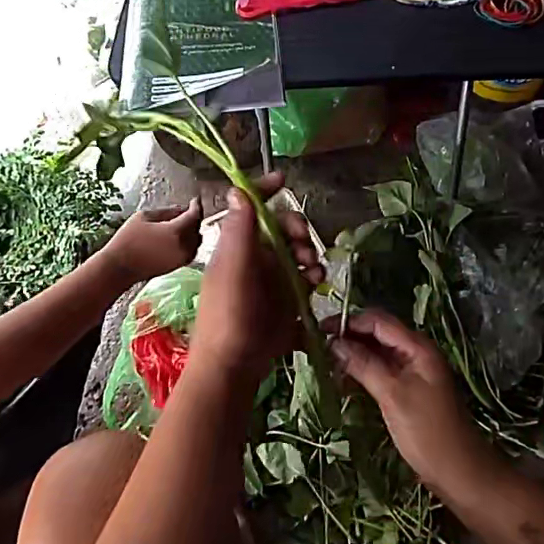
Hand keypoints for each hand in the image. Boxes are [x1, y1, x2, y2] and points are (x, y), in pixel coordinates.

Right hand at [102, 201, 202, 280]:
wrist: (120, 267)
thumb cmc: (127, 240)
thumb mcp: (144, 217)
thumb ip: (166, 211)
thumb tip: (181, 209)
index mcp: (176, 231)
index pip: (194, 215)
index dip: (196, 205)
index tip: (194, 200)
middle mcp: (184, 245)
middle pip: (197, 226)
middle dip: (193, 217)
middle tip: (186, 210)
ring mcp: (183, 257)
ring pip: (197, 239)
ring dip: (193, 230)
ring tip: (182, 223)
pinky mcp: (180, 265)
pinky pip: (192, 250)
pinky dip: (190, 242)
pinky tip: (180, 238)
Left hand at [189, 174, 322, 379]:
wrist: (235, 363)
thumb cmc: (228, 314)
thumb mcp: (232, 269)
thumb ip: (238, 230)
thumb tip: (237, 188)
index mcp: (238, 246)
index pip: (252, 209)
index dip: (265, 191)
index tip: (284, 180)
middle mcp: (256, 257)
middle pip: (283, 228)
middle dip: (297, 230)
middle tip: (303, 245)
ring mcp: (273, 278)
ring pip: (298, 251)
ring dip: (309, 252)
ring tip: (312, 269)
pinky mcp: (288, 298)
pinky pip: (306, 276)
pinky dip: (314, 275)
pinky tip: (316, 283)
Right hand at [329, 309, 502, 496]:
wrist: (456, 467)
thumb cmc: (426, 430)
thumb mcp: (392, 394)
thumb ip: (364, 365)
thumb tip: (335, 343)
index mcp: (418, 346)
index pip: (379, 321)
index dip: (349, 321)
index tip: (320, 329)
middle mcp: (415, 352)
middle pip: (378, 333)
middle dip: (349, 336)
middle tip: (316, 345)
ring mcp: (412, 371)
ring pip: (378, 352)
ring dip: (353, 354)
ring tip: (323, 361)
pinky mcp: (407, 388)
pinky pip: (381, 370)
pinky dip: (362, 370)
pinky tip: (341, 378)